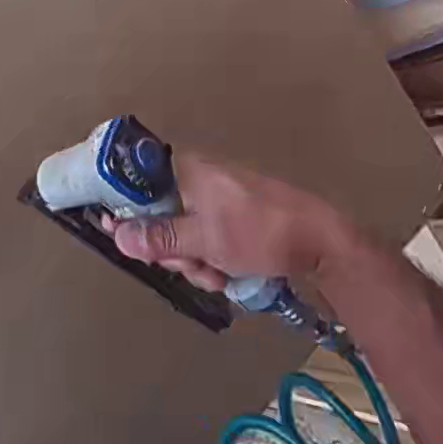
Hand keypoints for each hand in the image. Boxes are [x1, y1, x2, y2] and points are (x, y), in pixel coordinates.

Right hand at [101, 152, 361, 291]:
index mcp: (184, 170)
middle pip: (157, 215)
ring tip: (217, 274)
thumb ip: (159, 239)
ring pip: (180, 233)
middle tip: (190, 265)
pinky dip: (210, 258)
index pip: (135, 183)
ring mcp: (214, 197)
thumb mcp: (204, 240)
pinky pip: (203, 237)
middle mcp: (194, 178)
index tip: (125, 238)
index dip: (125, 212)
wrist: (325, 241)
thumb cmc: (260, 231)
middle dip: (171, 249)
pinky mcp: (231, 215)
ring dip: (193, 260)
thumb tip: (117, 236)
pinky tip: (227, 273)